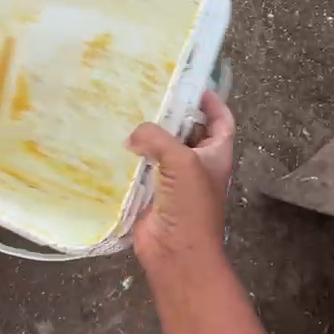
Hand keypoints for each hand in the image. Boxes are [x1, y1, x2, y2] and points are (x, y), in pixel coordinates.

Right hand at [126, 90, 235, 271]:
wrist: (175, 250)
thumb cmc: (189, 204)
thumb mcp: (181, 161)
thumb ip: (156, 137)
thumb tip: (133, 136)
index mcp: (216, 154)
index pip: (221, 120)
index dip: (211, 101)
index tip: (191, 82)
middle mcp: (196, 164)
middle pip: (186, 131)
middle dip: (170, 113)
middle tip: (147, 92)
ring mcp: (173, 179)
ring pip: (160, 148)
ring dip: (146, 134)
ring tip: (125, 112)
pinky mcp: (150, 191)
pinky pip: (140, 166)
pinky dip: (129, 155)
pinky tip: (112, 142)